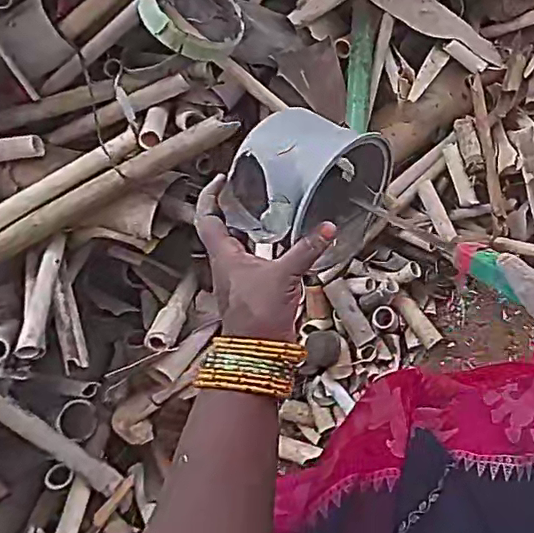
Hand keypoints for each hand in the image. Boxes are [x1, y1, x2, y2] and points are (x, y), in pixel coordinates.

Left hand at [195, 175, 335, 341]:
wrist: (259, 351)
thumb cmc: (256, 318)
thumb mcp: (285, 275)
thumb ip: (307, 249)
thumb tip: (325, 229)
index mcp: (224, 256)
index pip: (208, 218)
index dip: (212, 196)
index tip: (220, 181)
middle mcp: (229, 265)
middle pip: (226, 229)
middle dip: (235, 210)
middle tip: (249, 193)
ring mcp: (241, 277)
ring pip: (243, 245)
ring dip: (254, 230)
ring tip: (269, 214)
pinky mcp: (256, 289)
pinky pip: (261, 262)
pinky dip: (271, 251)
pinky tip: (287, 247)